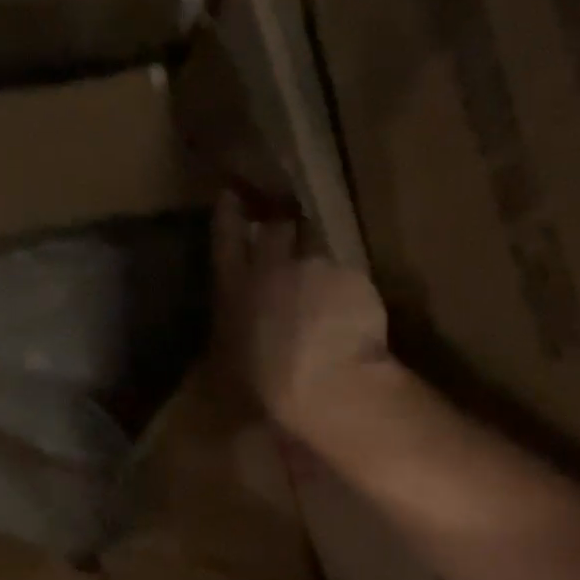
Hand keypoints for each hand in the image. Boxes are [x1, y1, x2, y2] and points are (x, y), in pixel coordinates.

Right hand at [211, 194, 393, 436]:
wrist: (324, 385)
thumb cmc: (263, 385)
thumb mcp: (226, 359)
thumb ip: (230, 329)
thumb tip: (231, 326)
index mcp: (232, 290)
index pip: (226, 236)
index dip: (229, 213)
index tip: (231, 194)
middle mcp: (270, 268)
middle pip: (277, 226)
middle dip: (282, 223)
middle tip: (288, 227)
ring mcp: (314, 267)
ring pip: (317, 249)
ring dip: (317, 261)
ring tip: (325, 286)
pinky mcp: (352, 276)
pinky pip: (348, 275)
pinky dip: (347, 289)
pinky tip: (350, 314)